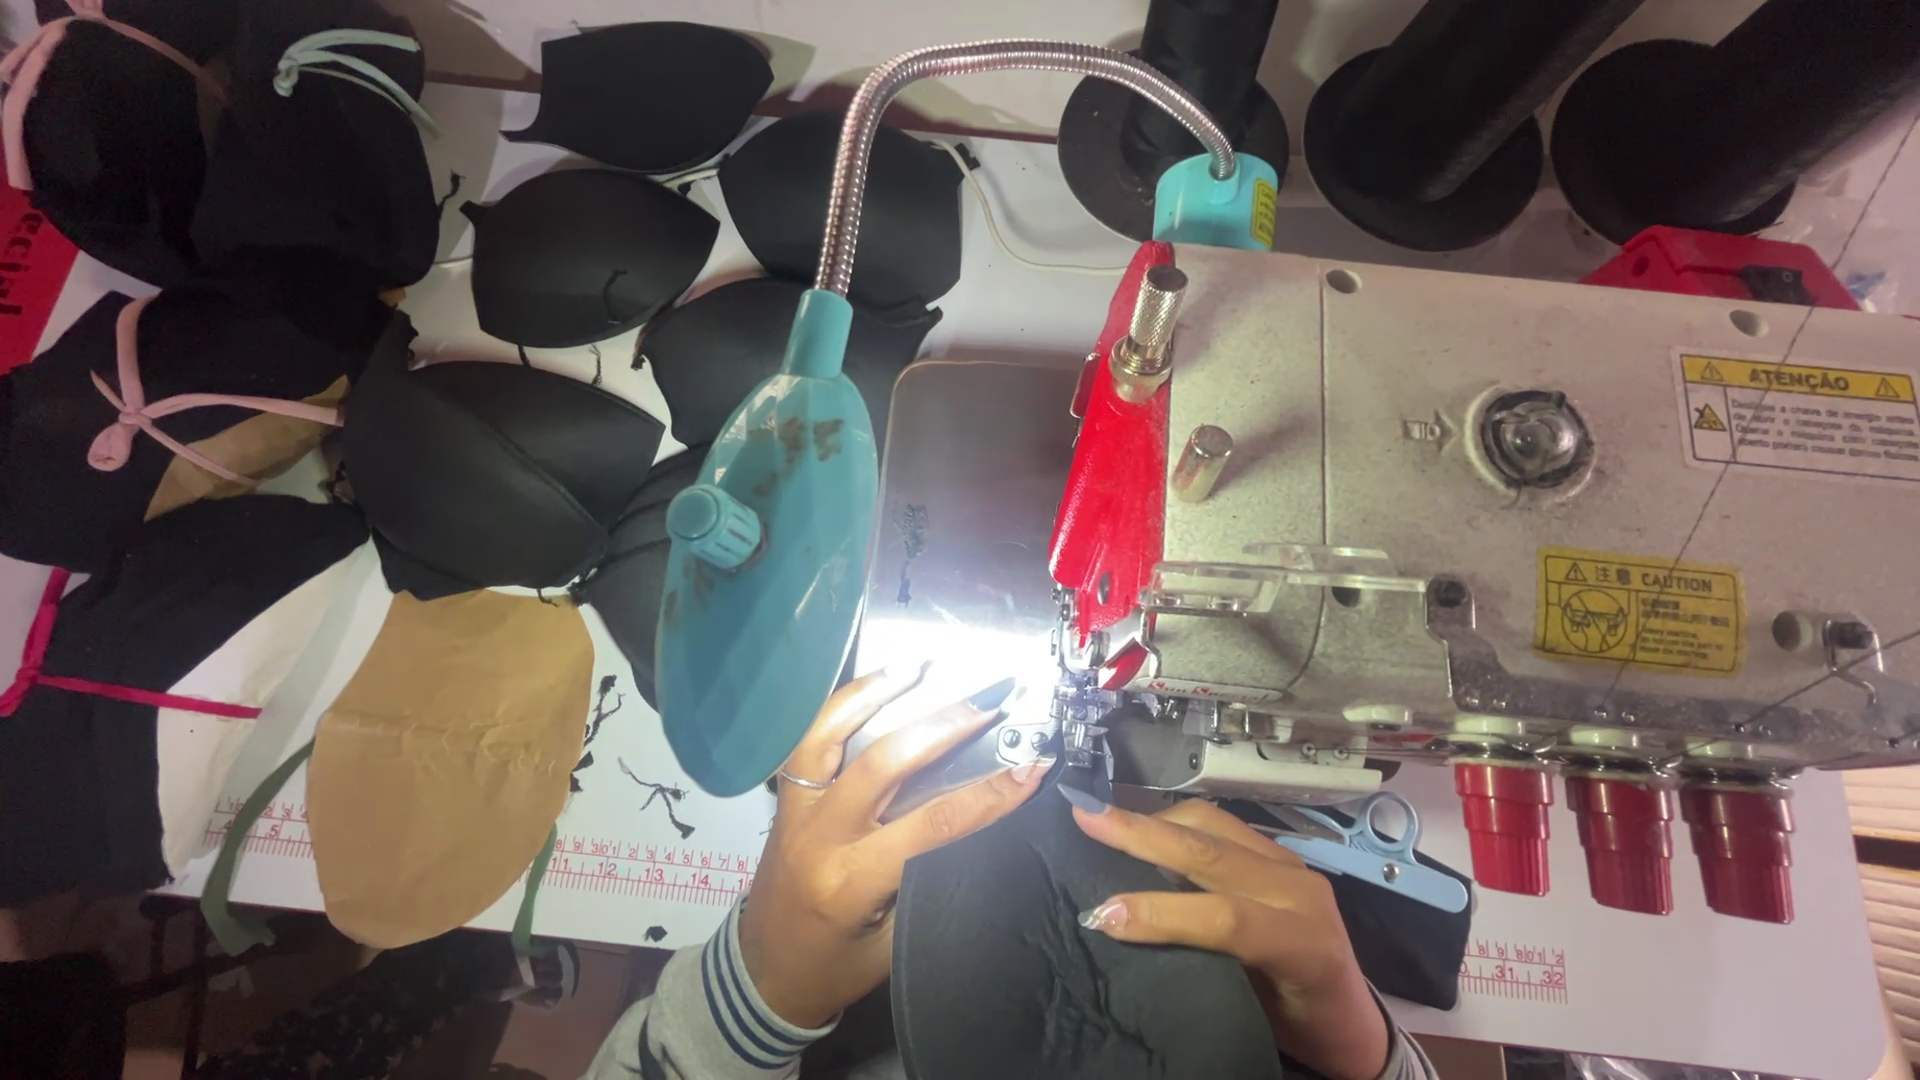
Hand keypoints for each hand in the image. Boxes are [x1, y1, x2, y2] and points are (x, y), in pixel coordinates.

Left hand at [738, 666, 1049, 1028]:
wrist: (760, 974)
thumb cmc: (834, 966)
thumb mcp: (895, 941)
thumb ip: (932, 882)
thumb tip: (984, 822)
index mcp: (850, 882)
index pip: (931, 827)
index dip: (987, 796)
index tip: (1030, 769)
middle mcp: (819, 835)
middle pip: (884, 764)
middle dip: (944, 728)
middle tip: (989, 702)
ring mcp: (796, 808)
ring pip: (832, 733)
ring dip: (878, 693)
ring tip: (919, 666)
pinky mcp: (785, 796)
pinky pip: (809, 737)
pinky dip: (843, 703)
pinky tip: (875, 680)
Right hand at [1068, 795, 1388, 1079]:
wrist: (1354, 1018)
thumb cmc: (1301, 1027)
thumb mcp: (1254, 1011)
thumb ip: (1202, 965)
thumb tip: (1129, 931)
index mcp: (1302, 944)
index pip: (1225, 918)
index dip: (1162, 913)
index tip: (1105, 915)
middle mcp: (1298, 891)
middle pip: (1212, 853)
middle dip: (1143, 834)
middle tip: (1087, 817)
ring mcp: (1290, 864)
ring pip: (1212, 824)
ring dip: (1155, 820)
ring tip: (1107, 822)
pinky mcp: (1278, 851)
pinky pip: (1220, 824)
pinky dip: (1175, 822)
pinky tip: (1145, 829)